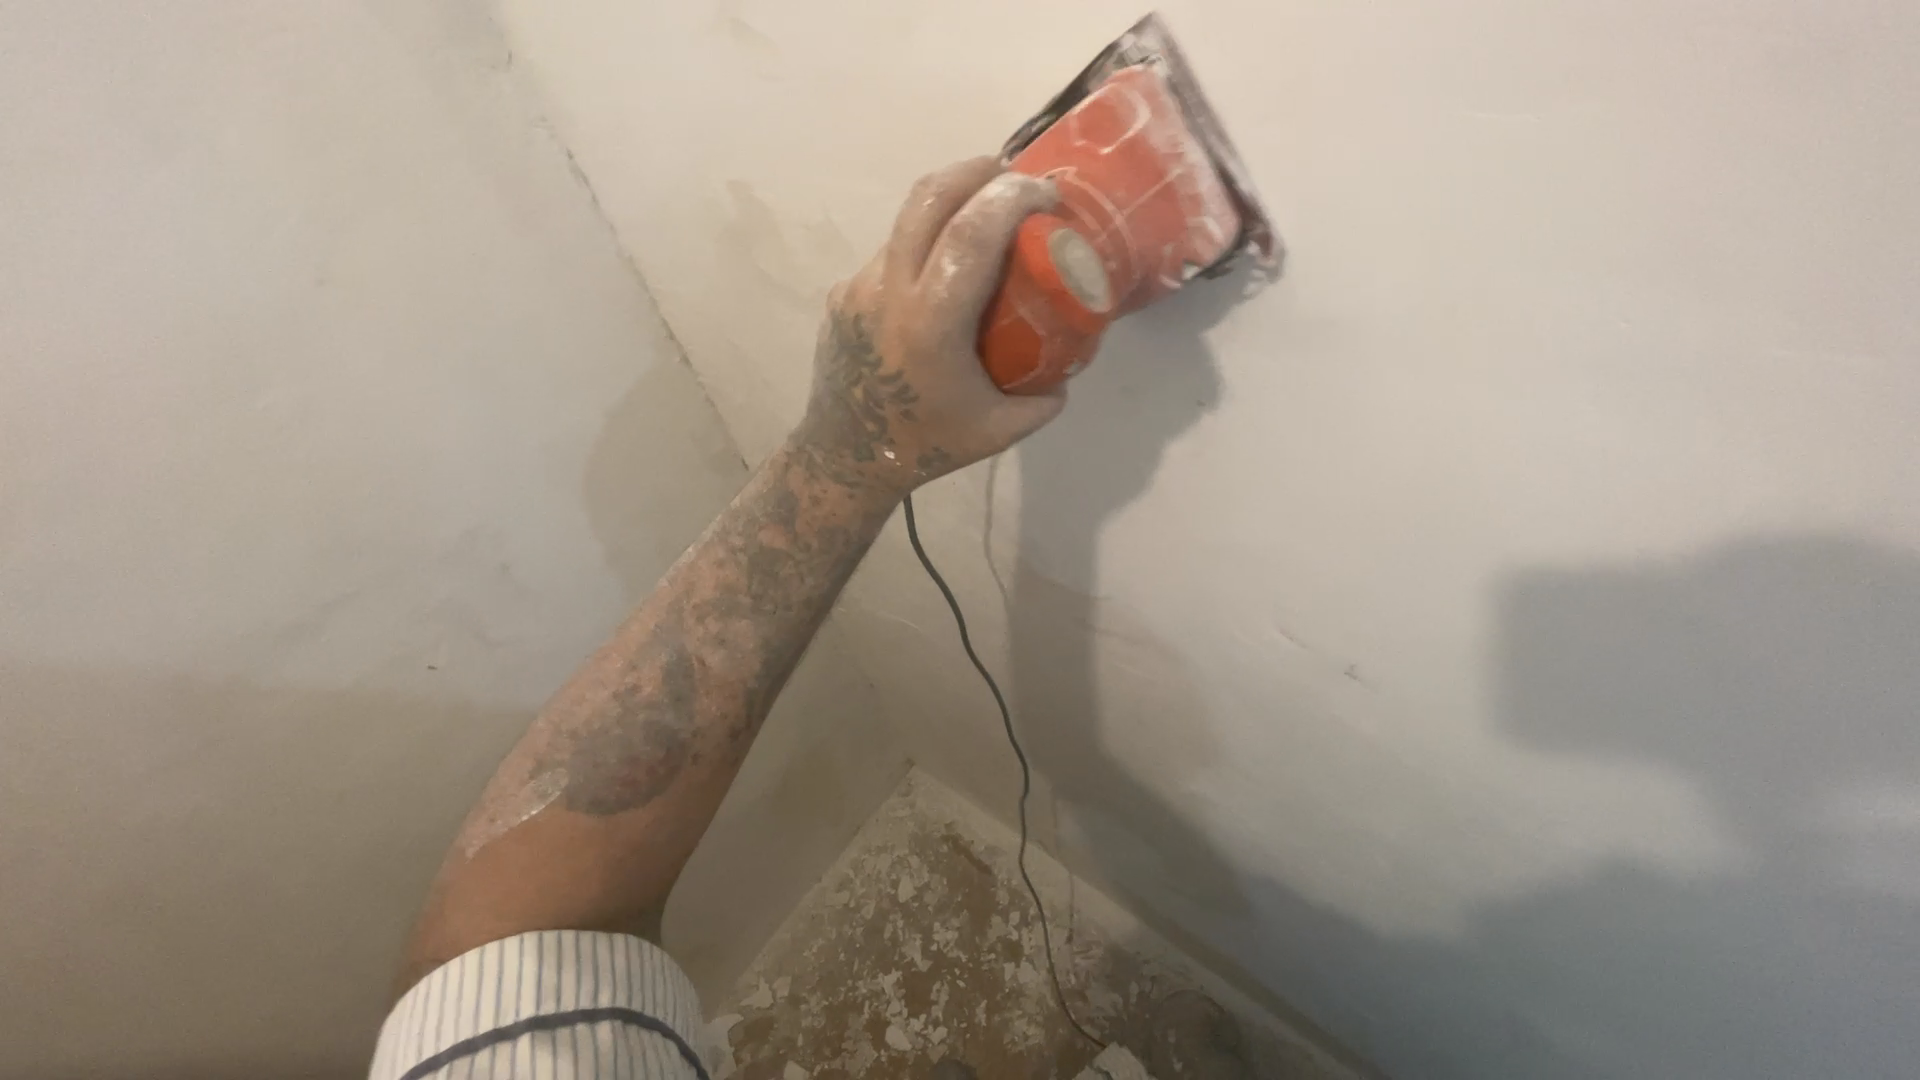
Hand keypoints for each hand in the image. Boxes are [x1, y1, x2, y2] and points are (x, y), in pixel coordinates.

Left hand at [791, 157, 1065, 499]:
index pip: (971, 232)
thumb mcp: (998, 430)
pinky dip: (925, 248)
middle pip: (930, 196)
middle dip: (978, 171)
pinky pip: (890, 254)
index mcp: (930, 324)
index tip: (1047, 195)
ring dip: (950, 207)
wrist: (845, 457)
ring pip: (907, 221)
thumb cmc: (926, 446)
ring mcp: (858, 287)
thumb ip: (1043, 398)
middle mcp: (887, 292)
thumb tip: (1070, 363)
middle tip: (1015, 181)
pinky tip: (942, 277)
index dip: (1013, 197)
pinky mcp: (842, 294)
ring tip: (983, 223)